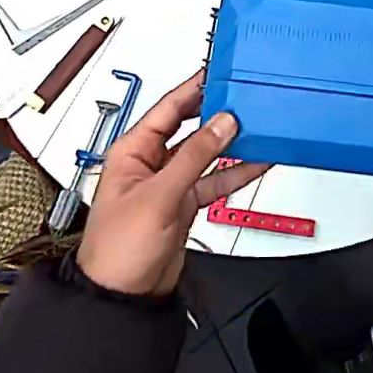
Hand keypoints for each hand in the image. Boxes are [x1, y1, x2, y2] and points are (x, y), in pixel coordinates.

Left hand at [77, 72, 270, 295]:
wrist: (124, 300)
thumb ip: (193, 157)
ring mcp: (169, 183)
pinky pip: (214, 180)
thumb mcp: (158, 195)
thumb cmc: (117, 249)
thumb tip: (220, 125)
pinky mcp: (184, 203)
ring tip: (255, 126)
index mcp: (133, 149)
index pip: (168, 108)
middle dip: (215, 113)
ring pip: (206, 153)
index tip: (216, 72)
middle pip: (189, 126)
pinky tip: (255, 163)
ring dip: (229, 143)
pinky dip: (235, 173)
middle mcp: (151, 161)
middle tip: (242, 96)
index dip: (193, 88)